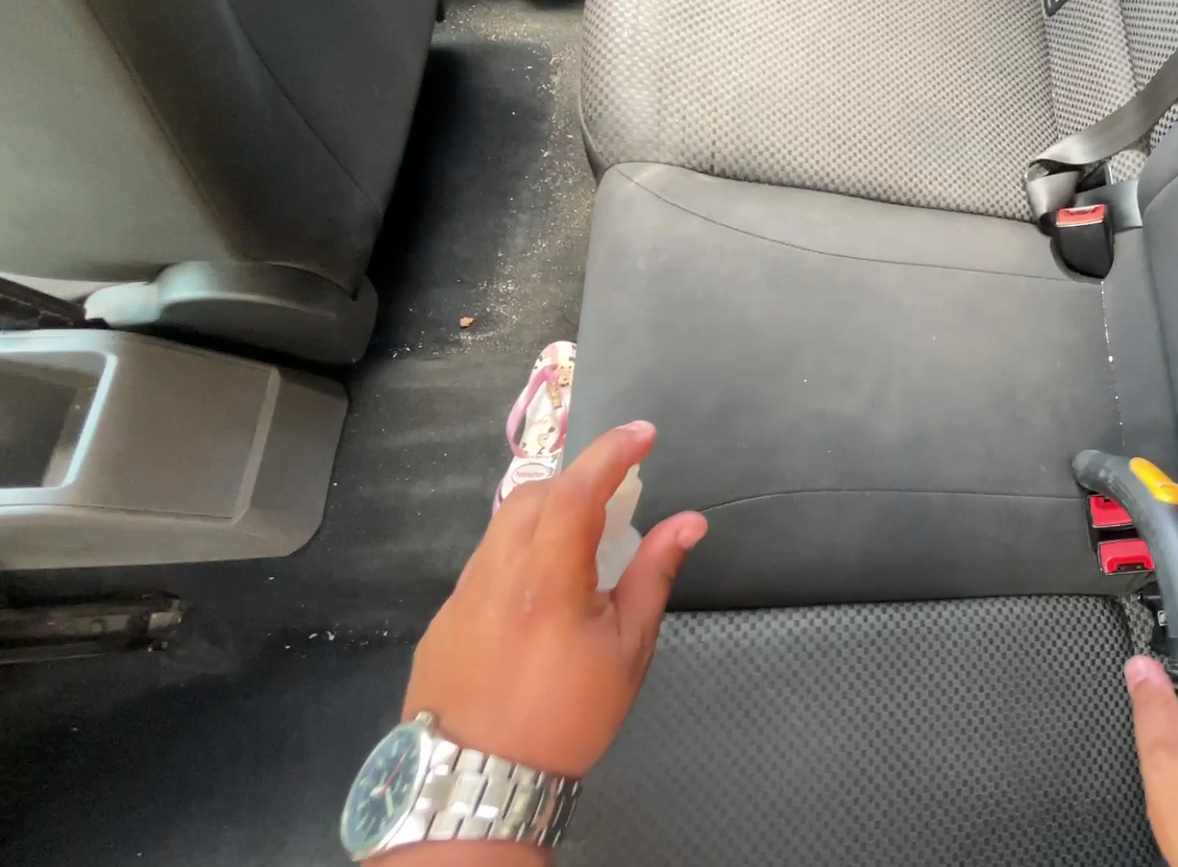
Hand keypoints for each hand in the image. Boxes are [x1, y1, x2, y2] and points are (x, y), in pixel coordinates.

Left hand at [401, 421, 706, 777]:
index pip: (576, 491)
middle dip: (580, 476)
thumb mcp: (630, 645)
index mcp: (547, 580)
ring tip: (587, 532)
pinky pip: (488, 558)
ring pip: (505, 523)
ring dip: (550, 507)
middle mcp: (496, 573)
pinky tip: (545, 585)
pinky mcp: (445, 616)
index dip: (612, 453)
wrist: (476, 786)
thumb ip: (656, 572)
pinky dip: (524, 544)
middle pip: (534, 494)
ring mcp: (463, 594)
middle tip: (621, 489)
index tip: (644, 432)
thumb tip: (691, 521)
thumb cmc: (569, 714)